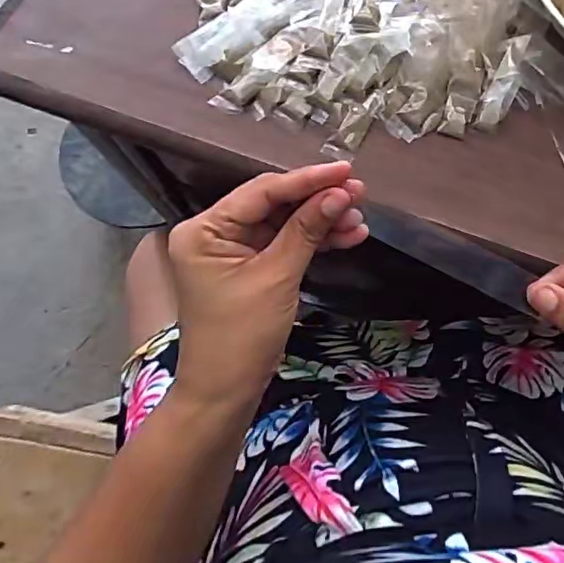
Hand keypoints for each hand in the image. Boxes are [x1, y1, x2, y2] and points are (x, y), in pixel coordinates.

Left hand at [167, 162, 367, 410]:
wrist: (226, 392)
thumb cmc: (242, 336)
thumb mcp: (277, 278)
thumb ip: (307, 230)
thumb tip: (339, 194)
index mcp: (204, 229)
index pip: (261, 192)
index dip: (307, 180)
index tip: (345, 170)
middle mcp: (214, 232)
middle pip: (274, 204)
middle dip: (317, 200)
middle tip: (359, 193)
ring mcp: (232, 250)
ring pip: (284, 223)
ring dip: (321, 221)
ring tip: (359, 220)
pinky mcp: (249, 267)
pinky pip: (284, 244)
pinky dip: (313, 242)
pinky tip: (347, 237)